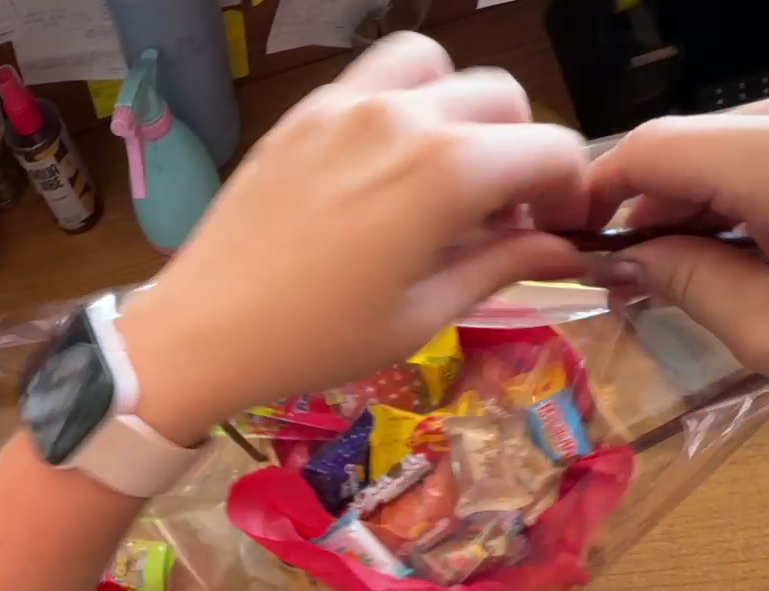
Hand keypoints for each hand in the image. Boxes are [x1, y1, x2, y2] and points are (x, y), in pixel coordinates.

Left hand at [122, 32, 588, 445]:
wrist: (200, 335)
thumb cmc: (311, 343)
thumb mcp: (416, 320)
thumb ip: (496, 268)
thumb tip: (559, 247)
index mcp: (448, 170)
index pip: (549, 149)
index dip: (568, 190)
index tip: (555, 228)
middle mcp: (403, 116)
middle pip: (500, 101)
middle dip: (515, 152)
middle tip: (491, 215)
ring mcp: (342, 107)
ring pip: (432, 69)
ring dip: (454, 111)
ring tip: (433, 174)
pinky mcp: (297, 117)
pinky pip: (366, 83)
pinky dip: (393, 108)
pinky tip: (372, 168)